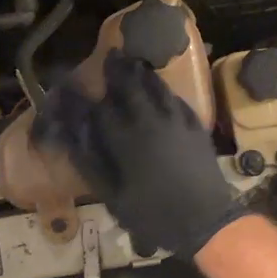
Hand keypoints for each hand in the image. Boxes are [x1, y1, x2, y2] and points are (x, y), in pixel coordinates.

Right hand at [35, 50, 245, 257]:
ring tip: (135, 62)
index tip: (71, 83)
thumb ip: (91, 164)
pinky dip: (166, 90)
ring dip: (144, 74)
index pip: (98, 108)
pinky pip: (178, 100)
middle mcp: (150, 121)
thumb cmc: (154, 215)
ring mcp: (176, 122)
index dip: (83, 95)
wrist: (205, 222)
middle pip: (131, 87)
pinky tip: (163, 88)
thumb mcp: (114, 197)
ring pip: (158, 88)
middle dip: (118, 70)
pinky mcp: (196, 128)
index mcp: (126, 139)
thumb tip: (73, 137)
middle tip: (110, 55)